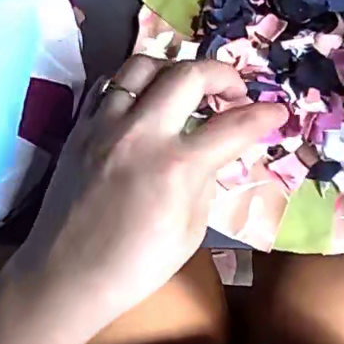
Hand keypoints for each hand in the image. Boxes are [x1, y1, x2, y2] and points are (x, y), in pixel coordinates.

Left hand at [7, 56, 286, 328]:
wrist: (65, 278)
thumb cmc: (136, 266)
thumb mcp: (192, 230)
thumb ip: (206, 180)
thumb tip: (212, 152)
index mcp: (177, 166)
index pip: (234, 126)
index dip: (265, 115)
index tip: (278, 111)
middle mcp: (141, 133)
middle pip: (190, 74)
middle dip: (224, 75)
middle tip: (235, 93)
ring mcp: (105, 125)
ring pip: (144, 65)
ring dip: (176, 71)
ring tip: (188, 91)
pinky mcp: (80, 128)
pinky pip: (110, 85)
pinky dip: (136, 85)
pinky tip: (146, 104)